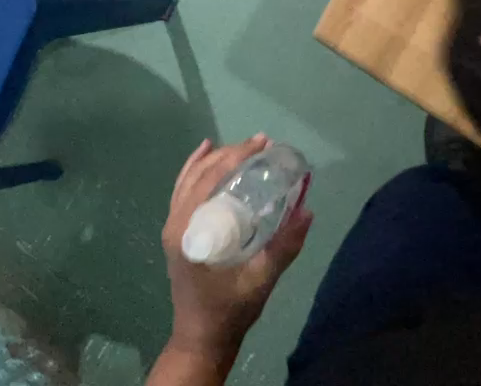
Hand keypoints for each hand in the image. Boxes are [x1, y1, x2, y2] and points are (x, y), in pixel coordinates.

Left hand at [159, 134, 312, 357]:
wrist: (202, 339)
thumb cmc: (230, 309)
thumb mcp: (261, 279)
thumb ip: (284, 246)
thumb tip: (307, 210)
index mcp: (189, 230)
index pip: (210, 178)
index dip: (236, 156)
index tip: (262, 144)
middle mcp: (175, 221)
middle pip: (200, 173)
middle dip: (230, 153)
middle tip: (261, 143)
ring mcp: (173, 226)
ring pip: (190, 178)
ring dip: (215, 159)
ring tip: (243, 146)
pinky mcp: (176, 231)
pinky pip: (183, 190)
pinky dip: (195, 168)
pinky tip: (206, 152)